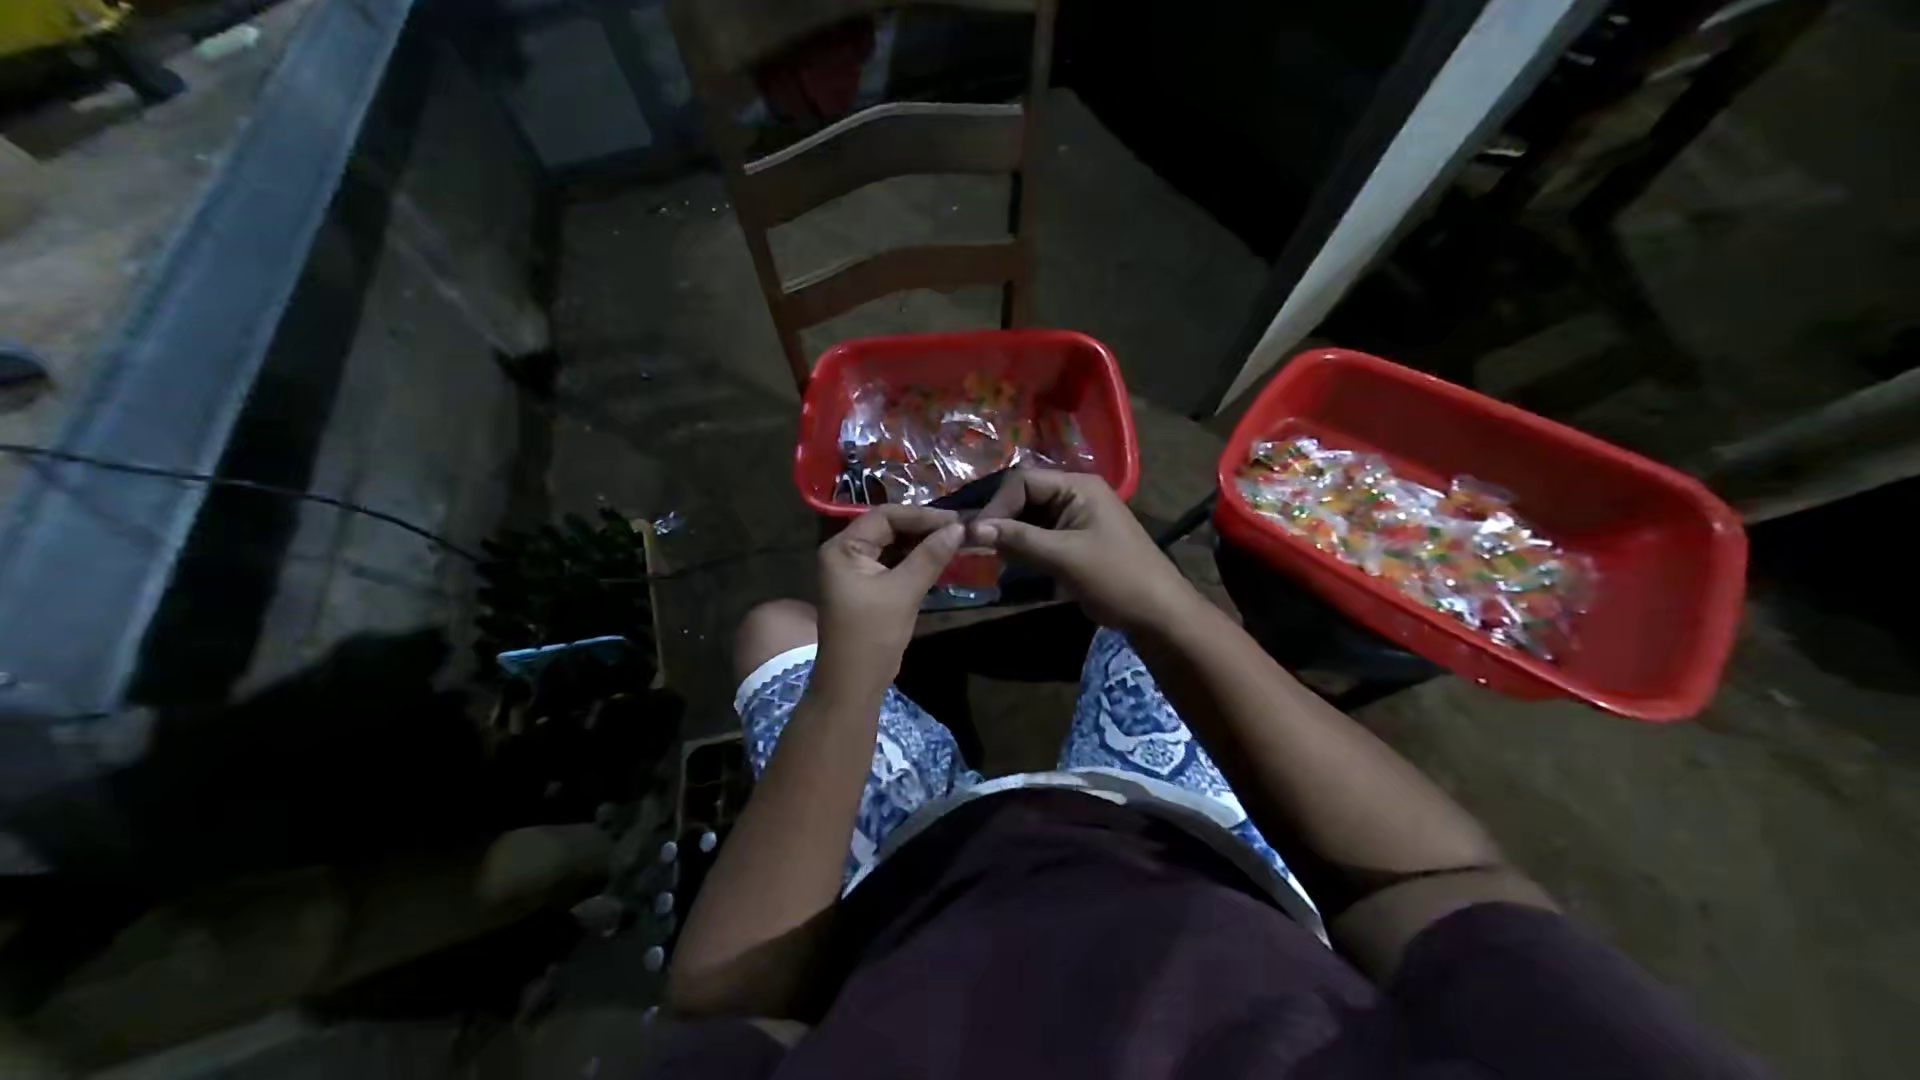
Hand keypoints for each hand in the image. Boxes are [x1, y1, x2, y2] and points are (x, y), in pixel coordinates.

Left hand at [816, 505, 963, 691]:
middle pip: (888, 527)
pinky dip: (916, 560)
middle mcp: (844, 553)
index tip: (956, 521)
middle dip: (924, 528)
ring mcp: (855, 570)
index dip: (922, 515)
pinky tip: (940, 558)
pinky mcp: (867, 587)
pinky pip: (893, 563)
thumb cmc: (873, 635)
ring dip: (922, 543)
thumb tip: (959, 528)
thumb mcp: (904, 591)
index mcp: (842, 548)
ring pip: (893, 545)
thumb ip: (930, 556)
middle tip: (960, 529)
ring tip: (955, 540)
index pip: (885, 516)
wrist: (853, 683)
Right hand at [966, 468, 1197, 633]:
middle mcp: (1074, 494)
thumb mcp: (1064, 556)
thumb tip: (973, 529)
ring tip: (990, 555)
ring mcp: (1073, 518)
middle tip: (977, 545)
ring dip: (1008, 534)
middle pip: (1023, 496)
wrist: (1156, 613)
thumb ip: (1019, 539)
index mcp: (1078, 486)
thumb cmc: (1116, 577)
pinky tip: (1008, 561)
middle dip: (1000, 519)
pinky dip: (1020, 547)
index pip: (1023, 481)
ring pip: (1027, 517)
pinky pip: (1037, 536)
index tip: (977, 534)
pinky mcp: (1071, 541)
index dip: (997, 505)